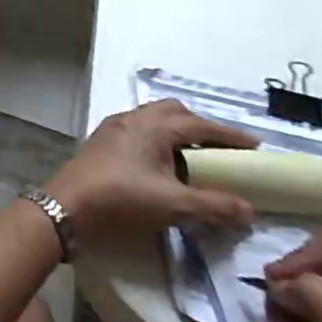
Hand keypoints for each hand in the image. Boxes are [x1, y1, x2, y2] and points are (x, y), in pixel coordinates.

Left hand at [44, 100, 257, 241]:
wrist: (66, 206)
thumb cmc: (122, 199)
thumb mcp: (173, 205)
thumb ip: (214, 206)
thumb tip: (248, 208)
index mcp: (152, 125)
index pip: (199, 124)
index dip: (229, 135)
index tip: (254, 145)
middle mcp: (133, 118)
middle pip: (174, 112)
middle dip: (201, 126)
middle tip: (222, 149)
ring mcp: (114, 128)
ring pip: (153, 120)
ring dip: (177, 133)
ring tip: (194, 158)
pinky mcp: (102, 142)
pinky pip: (138, 131)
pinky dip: (158, 140)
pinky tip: (161, 165)